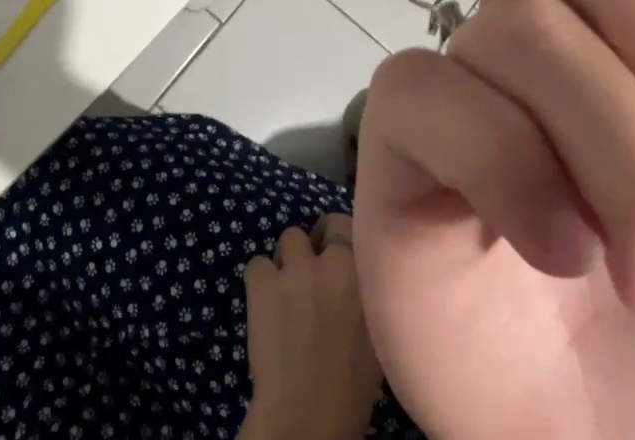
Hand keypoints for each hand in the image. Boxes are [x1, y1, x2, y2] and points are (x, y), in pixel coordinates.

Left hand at [241, 215, 382, 439]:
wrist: (311, 409)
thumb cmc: (354, 384)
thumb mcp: (377, 329)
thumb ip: (365, 293)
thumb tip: (355, 284)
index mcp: (368, 273)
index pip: (354, 227)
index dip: (341, 241)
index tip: (337, 259)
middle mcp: (336, 260)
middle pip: (325, 225)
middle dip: (319, 244)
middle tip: (312, 272)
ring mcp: (297, 267)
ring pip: (289, 237)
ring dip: (290, 258)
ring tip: (287, 288)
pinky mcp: (263, 281)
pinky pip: (257, 262)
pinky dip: (260, 279)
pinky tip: (264, 302)